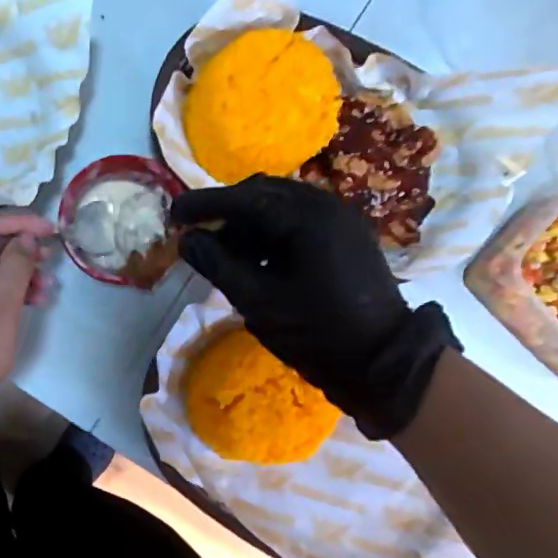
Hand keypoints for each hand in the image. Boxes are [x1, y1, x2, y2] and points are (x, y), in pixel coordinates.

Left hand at [0, 212, 53, 422]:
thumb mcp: (1, 306)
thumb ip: (17, 266)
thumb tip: (28, 237)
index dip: (21, 224)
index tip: (53, 228)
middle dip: (21, 250)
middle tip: (53, 258)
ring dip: (18, 272)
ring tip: (46, 288)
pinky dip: (7, 288)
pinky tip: (31, 300)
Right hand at [173, 175, 458, 438]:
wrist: (384, 361)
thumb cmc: (319, 334)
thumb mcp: (260, 303)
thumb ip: (219, 265)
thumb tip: (188, 239)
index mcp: (307, 216)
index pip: (245, 197)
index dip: (205, 204)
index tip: (174, 215)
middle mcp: (328, 206)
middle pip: (265, 195)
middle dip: (229, 214)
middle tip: (201, 238)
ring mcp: (343, 220)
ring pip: (285, 209)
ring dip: (252, 227)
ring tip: (227, 257)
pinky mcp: (350, 238)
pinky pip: (304, 224)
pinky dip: (276, 236)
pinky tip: (259, 263)